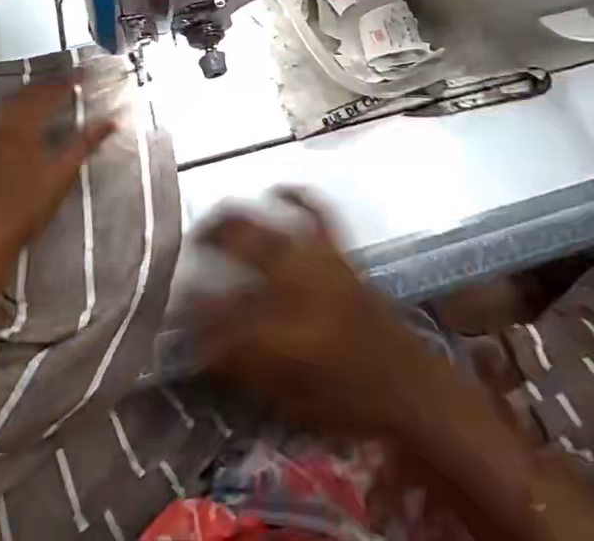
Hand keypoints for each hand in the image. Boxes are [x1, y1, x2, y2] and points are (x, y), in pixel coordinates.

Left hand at [0, 81, 114, 291]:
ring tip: (42, 97)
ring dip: (24, 97)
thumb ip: (84, 145)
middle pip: (24, 95)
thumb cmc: (22, 213)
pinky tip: (11, 123)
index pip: (48, 93)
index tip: (83, 75)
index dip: (67, 82)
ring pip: (3, 106)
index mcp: (20, 124)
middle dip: (46, 86)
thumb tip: (110, 122)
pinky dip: (5, 114)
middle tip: (65, 82)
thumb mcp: (60, 177)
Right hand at [195, 191, 439, 436]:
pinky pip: (319, 215)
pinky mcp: (344, 256)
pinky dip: (298, 198)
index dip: (194, 309)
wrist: (416, 390)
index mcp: (287, 334)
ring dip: (236, 220)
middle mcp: (304, 289)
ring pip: (271, 227)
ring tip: (213, 221)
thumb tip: (201, 343)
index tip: (177, 309)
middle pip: (242, 250)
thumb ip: (242, 366)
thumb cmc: (350, 404)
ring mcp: (325, 266)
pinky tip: (278, 189)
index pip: (223, 311)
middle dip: (206, 244)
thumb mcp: (289, 401)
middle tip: (184, 249)